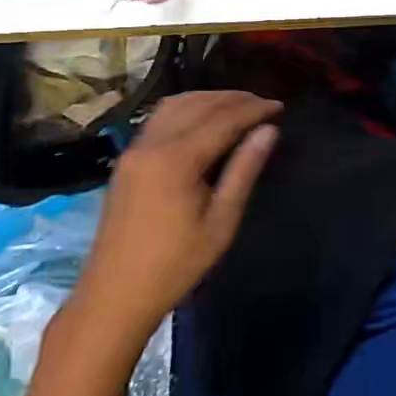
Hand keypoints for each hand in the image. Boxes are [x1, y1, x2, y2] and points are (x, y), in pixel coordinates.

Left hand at [76, 90, 281, 331]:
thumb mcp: (221, 222)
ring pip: (175, 105)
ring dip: (208, 99)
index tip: (280, 106)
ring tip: (238, 107)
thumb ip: (244, 170)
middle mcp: (152, 144)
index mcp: (176, 160)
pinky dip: (187, 108)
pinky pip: (159, 118)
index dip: (254, 110)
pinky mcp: (127, 160)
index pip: (223, 120)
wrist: (114, 296)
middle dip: (234, 99)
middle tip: (264, 105)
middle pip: (198, 104)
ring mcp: (134, 150)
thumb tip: (269, 131)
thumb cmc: (175, 265)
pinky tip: (204, 119)